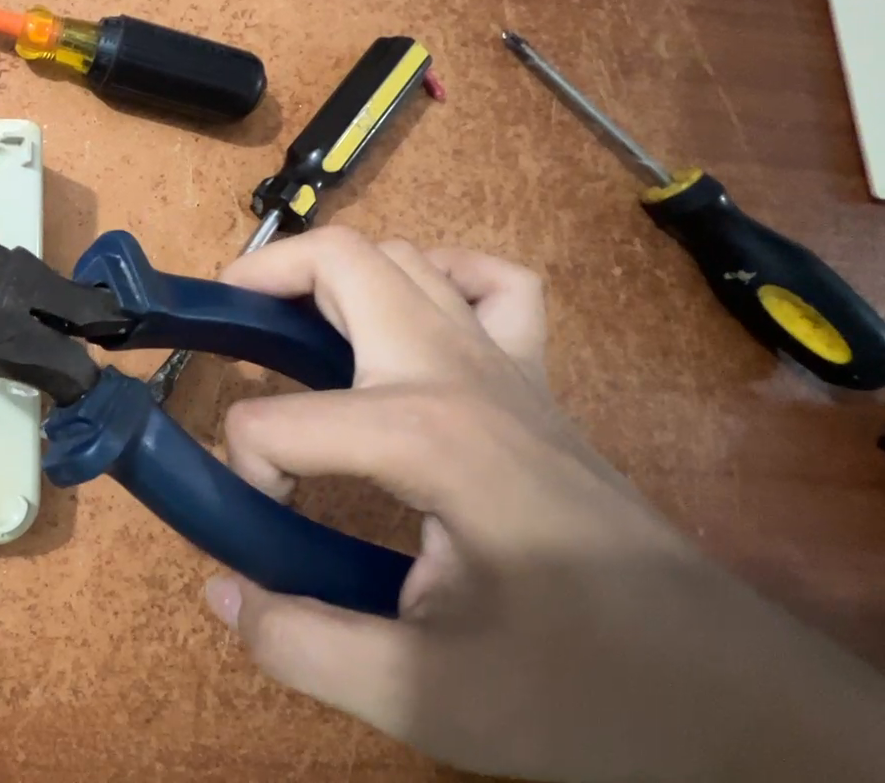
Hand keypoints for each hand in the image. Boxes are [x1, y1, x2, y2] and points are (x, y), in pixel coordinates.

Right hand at [202, 228, 884, 781]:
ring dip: (333, 274)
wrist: (732, 694)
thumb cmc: (580, 689)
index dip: (246, 467)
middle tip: (222, 321)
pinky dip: (437, 274)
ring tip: (288, 323)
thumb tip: (223, 593)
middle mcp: (458, 374)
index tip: (260, 518)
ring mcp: (506, 367)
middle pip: (345, 263)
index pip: (279, 423)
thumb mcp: (426, 695)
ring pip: (406, 259)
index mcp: (425, 437)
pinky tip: (405, 316)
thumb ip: (302, 645)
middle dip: (263, 278)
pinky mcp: (536, 382)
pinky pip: (492, 284)